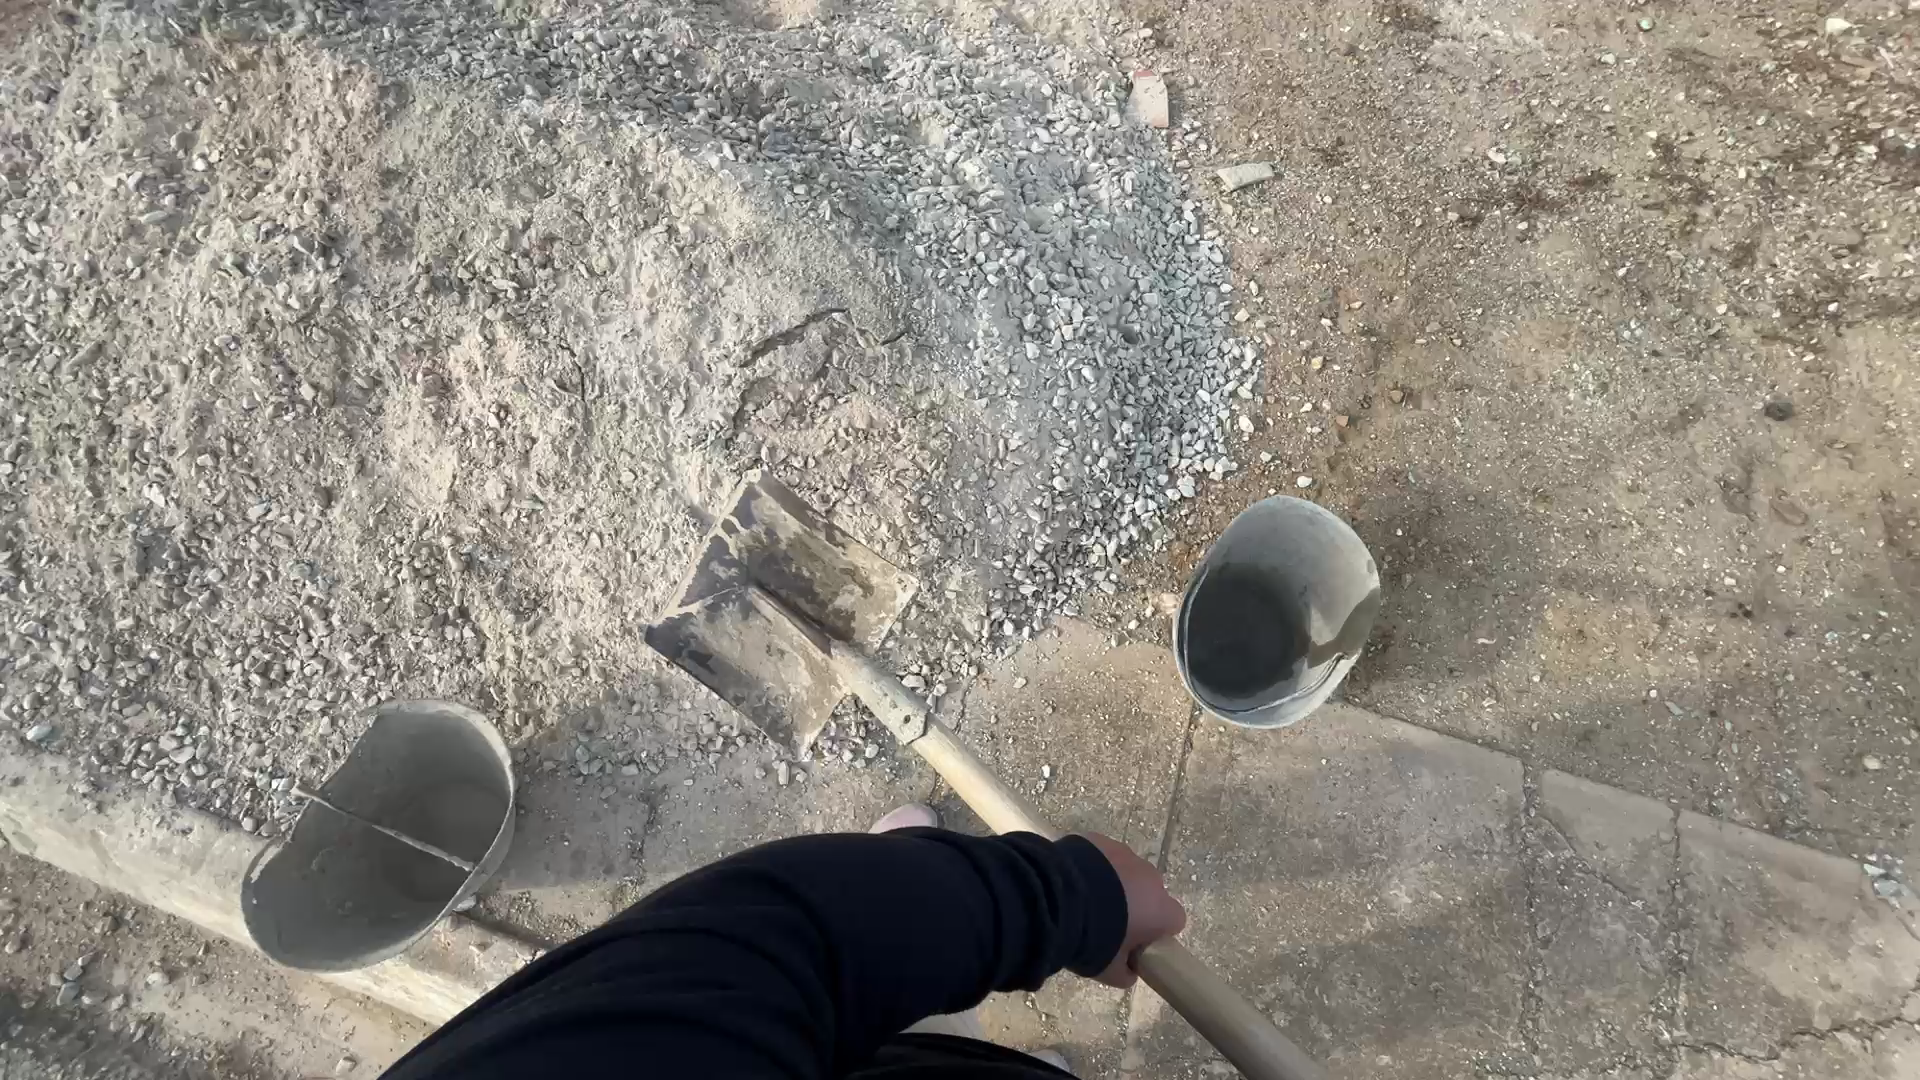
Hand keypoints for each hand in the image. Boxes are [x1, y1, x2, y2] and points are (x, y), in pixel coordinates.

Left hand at [1077, 832, 1186, 987]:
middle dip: (1136, 903)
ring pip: (1126, 870)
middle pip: (1150, 891)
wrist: (1056, 898)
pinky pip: (1102, 855)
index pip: (1173, 920)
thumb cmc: (1092, 939)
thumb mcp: (1112, 971)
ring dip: (1114, 882)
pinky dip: (1093, 865)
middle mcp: (1148, 875)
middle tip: (1109, 920)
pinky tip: (1074, 880)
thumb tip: (1130, 967)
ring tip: (1086, 899)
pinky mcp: (1098, 839)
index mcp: (1160, 908)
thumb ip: (1128, 971)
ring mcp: (1123, 852)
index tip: (1138, 941)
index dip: (1158, 931)